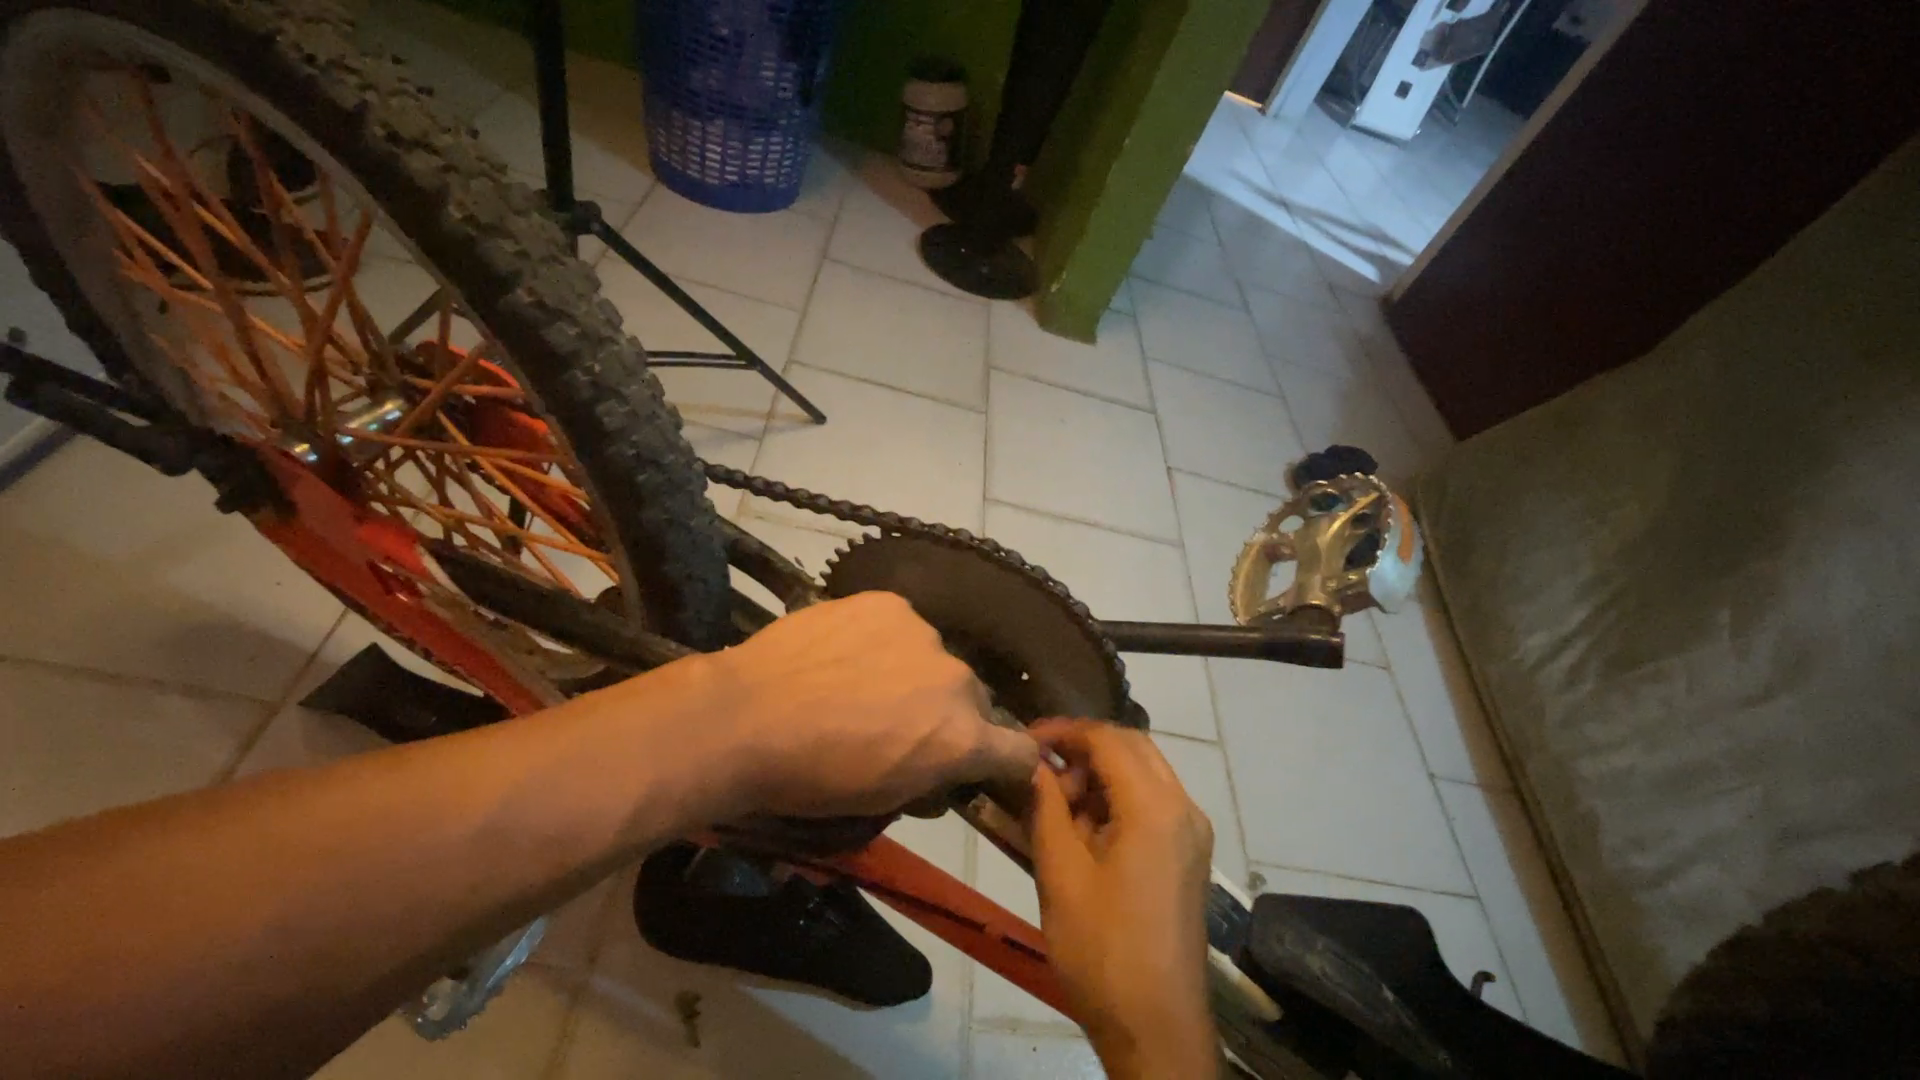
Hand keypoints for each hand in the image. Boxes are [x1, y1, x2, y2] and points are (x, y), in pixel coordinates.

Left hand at [694, 591, 1038, 816]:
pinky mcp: (887, 602)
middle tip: (897, 724)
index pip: (1019, 751)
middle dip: (947, 714)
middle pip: (972, 698)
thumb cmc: (811, 779)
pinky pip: (900, 626)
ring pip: (934, 658)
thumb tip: (943, 767)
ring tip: (860, 682)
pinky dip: (883, 641)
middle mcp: (957, 680)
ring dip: (914, 672)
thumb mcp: (882, 799)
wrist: (745, 717)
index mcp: (961, 738)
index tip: (984, 764)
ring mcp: (922, 633)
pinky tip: (843, 652)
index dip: (1007, 762)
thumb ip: (932, 777)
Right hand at [1028, 720, 1217, 1077]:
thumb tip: (1030, 762)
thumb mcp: (1059, 873)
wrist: (1157, 1026)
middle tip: (1038, 772)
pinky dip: (1116, 801)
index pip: (1108, 739)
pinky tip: (1082, 830)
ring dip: (1099, 775)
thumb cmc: (1101, 949)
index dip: (1063, 731)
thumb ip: (1044, 807)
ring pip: (1143, 775)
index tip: (1022, 739)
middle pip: (1131, 749)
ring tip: (1055, 806)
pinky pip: (1152, 805)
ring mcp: (1191, 834)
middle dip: (1082, 750)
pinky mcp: (1188, 857)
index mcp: (1156, 807)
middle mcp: (1184, 808)